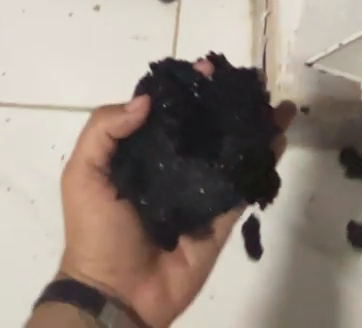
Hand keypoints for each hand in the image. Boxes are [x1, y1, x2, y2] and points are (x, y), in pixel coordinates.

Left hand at [56, 62, 293, 327]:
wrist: (116, 293)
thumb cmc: (95, 229)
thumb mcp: (83, 173)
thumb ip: (105, 129)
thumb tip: (147, 99)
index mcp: (142, 150)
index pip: (169, 109)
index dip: (188, 86)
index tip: (207, 67)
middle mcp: (175, 162)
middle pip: (206, 123)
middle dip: (227, 100)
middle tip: (249, 82)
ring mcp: (200, 188)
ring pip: (231, 149)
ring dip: (254, 126)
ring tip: (278, 105)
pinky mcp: (221, 216)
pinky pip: (243, 184)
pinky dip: (262, 161)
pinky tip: (278, 138)